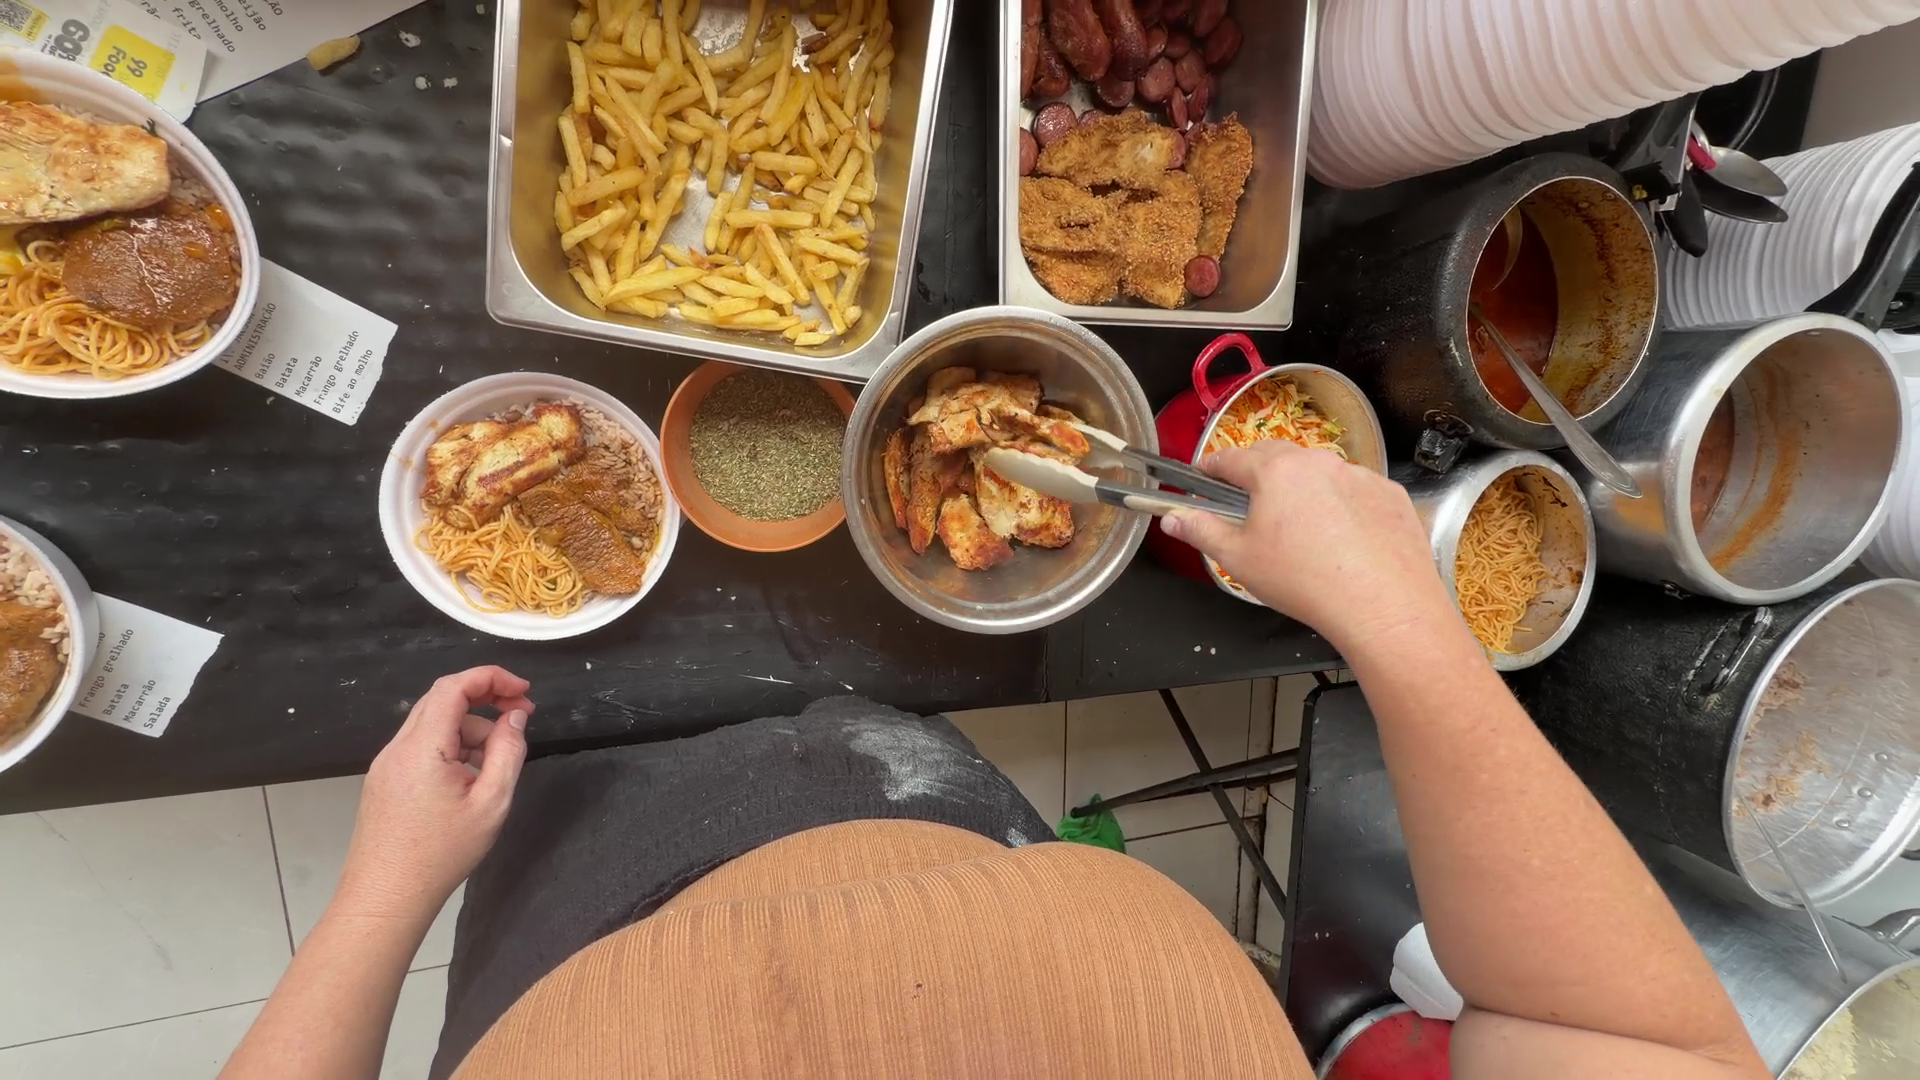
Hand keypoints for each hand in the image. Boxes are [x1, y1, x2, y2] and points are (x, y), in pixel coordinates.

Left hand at [334, 667, 534, 923]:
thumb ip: (508, 751)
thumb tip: (515, 718)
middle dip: (486, 696)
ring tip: (500, 758)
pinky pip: (424, 745)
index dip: (492, 678)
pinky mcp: (385, 781)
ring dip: (473, 725)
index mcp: (422, 749)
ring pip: (435, 722)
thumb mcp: (492, 802)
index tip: (524, 693)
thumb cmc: (441, 853)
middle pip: (442, 697)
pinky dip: (455, 744)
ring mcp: (387, 765)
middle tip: (522, 714)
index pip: (453, 687)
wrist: (384, 900)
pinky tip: (473, 774)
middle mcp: (398, 749)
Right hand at [1160, 441, 1458, 649]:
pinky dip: (1340, 504)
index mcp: (1275, 471)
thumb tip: (1171, 518)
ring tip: (1296, 527)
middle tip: (1244, 500)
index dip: (1210, 466)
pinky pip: (1354, 490)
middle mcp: (1318, 462)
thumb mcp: (1237, 558)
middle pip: (1275, 455)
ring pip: (1317, 472)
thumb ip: (1200, 530)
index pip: (1230, 458)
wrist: (1382, 605)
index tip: (1202, 476)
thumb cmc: (1301, 580)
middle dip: (1254, 471)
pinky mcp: (1390, 495)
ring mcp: (1359, 476)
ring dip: (1299, 487)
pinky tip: (1339, 539)